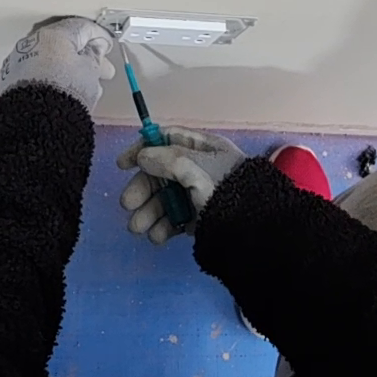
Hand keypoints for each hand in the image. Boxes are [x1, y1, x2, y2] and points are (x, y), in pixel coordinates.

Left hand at [0, 15, 117, 111]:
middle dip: (84, 56)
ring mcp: (19, 61)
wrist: (36, 120)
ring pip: (50, 59)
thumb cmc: (64, 93)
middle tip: (99, 68)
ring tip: (83, 85)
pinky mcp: (12, 81)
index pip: (82, 27)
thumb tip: (93, 52)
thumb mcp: (91, 71)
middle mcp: (32, 43)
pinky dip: (51, 78)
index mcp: (54, 34)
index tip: (106, 47)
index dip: (99, 37)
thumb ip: (95, 56)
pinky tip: (62, 91)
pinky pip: (37, 74)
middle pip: (64, 43)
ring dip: (67, 68)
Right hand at [116, 128, 246, 243]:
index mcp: (203, 149)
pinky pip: (172, 219)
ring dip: (147, 212)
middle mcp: (198, 169)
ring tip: (138, 228)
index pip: (167, 139)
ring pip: (163, 199)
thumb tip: (143, 157)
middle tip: (128, 204)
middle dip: (142, 189)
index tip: (124, 164)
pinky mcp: (197, 219)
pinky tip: (157, 237)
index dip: (143, 148)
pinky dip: (162, 227)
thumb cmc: (226, 190)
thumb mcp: (197, 168)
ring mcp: (197, 195)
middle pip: (160, 173)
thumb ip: (167, 160)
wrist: (252, 231)